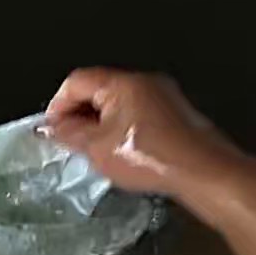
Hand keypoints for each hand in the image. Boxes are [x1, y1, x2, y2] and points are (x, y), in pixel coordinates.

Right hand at [42, 68, 247, 198]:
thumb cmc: (149, 158)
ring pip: (116, 100)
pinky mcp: (175, 112)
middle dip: (77, 113)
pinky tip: (118, 149)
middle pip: (97, 88)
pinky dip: (119, 125)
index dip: (58, 104)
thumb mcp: (95, 148)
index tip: (53, 129)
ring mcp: (164, 95)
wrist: (204, 173)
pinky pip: (136, 110)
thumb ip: (67, 133)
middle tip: (69, 140)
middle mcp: (145, 81)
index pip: (76, 81)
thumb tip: (51, 128)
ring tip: (92, 147)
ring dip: (98, 120)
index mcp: (123, 83)